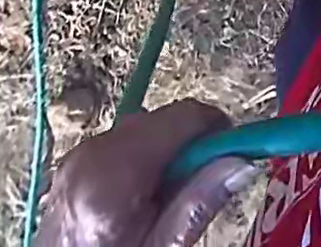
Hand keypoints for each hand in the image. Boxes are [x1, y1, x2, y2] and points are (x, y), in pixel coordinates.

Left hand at [36, 99, 255, 246]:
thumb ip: (198, 204)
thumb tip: (245, 162)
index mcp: (112, 176)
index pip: (183, 117)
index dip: (216, 128)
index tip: (236, 152)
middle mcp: (93, 152)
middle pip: (166, 118)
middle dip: (194, 141)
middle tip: (208, 181)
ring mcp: (80, 154)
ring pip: (148, 125)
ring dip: (172, 146)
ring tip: (174, 192)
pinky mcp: (75, 160)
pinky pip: (126, 138)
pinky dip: (147, 153)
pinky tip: (147, 191)